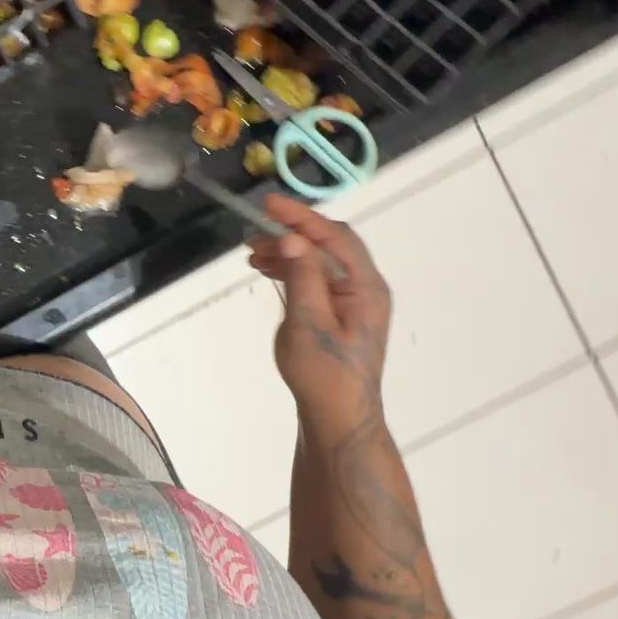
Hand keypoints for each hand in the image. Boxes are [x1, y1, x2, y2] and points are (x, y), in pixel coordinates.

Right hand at [247, 194, 391, 438]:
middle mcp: (366, 288)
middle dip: (292, 233)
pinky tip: (271, 272)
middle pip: (330, 245)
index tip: (269, 204)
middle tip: (252, 235)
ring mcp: (356, 301)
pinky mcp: (342, 312)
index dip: (302, 217)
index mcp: (364, 287)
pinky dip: (293, 268)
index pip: (334, 237)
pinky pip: (319, 277)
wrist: (338, 413)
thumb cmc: (322, 373)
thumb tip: (294, 239)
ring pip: (322, 261)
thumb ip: (303, 279)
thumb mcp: (307, 325)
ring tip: (253, 255)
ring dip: (289, 252)